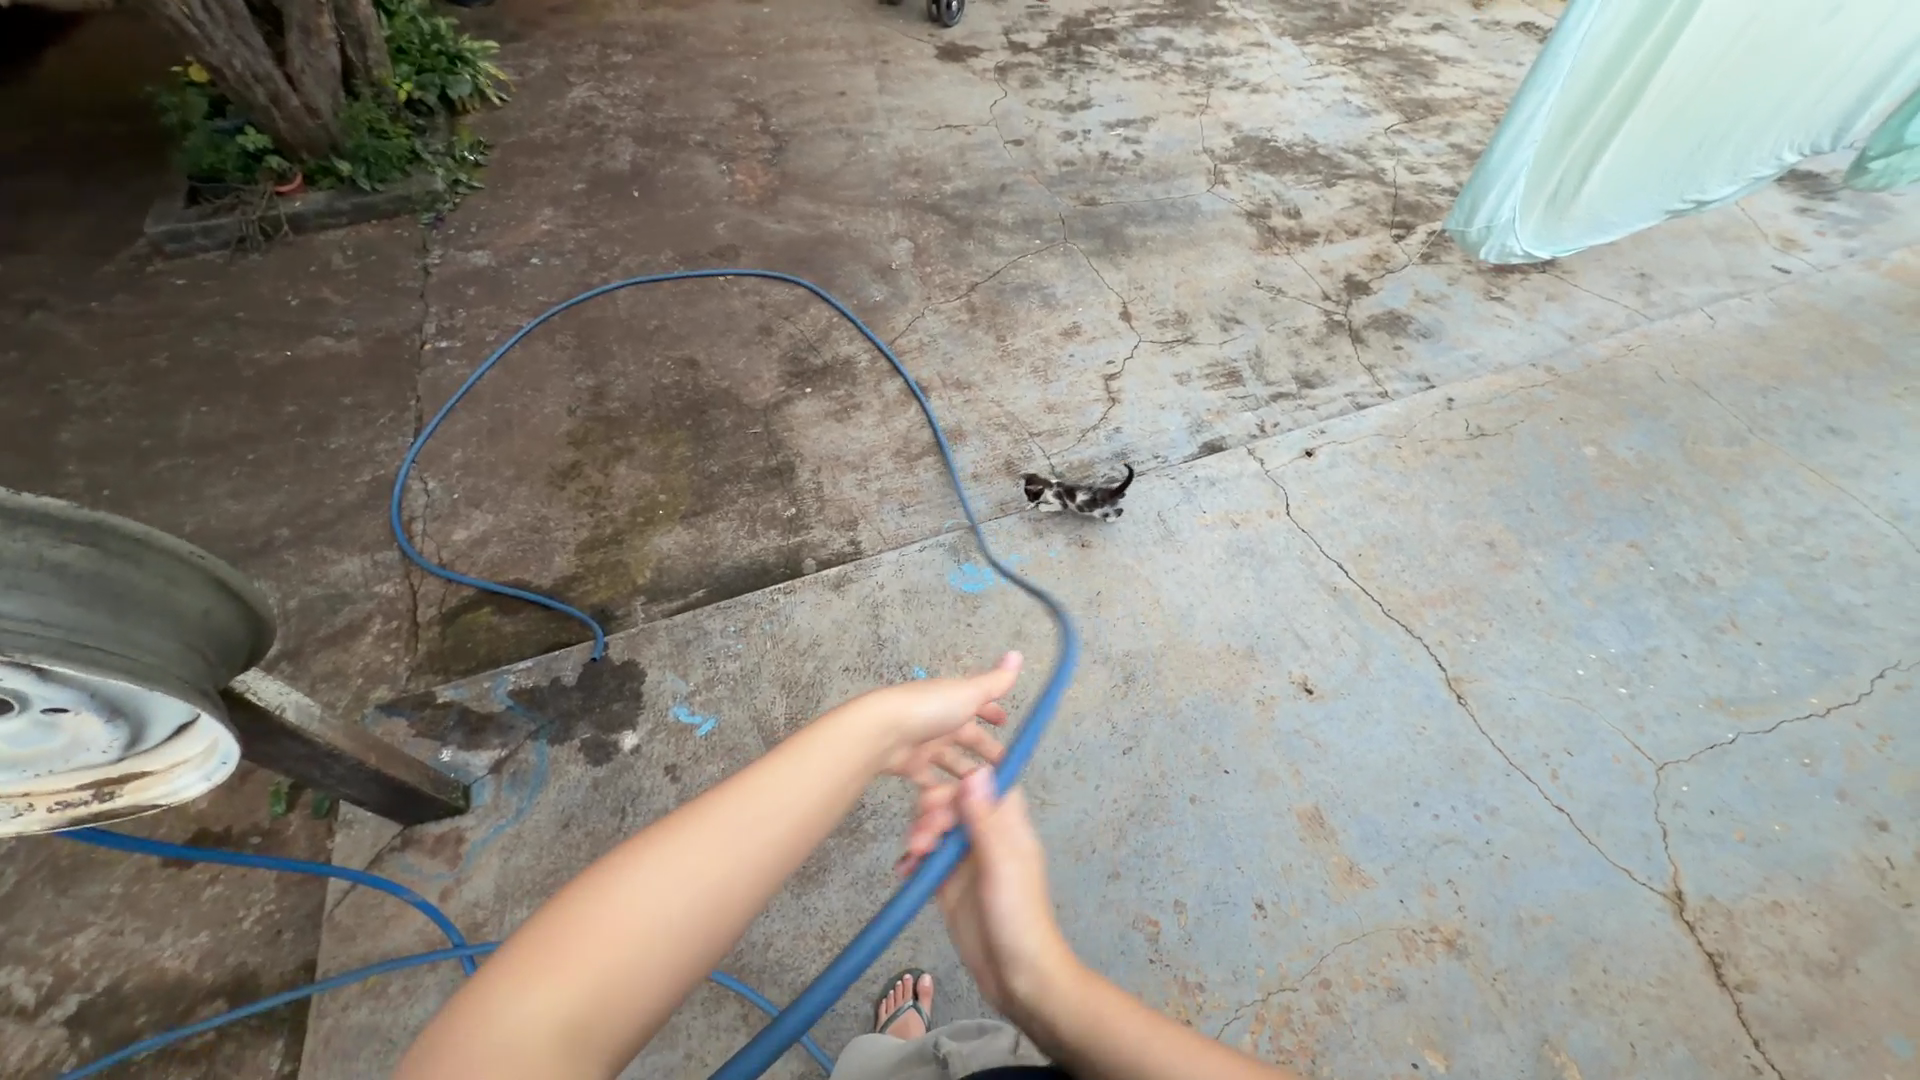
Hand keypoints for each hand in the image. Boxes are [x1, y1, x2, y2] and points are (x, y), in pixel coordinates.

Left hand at [852, 651, 1022, 785]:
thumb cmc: (929, 708)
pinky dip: (940, 789)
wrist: (885, 731)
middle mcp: (940, 720)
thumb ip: (995, 681)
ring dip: (964, 773)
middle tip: (1001, 769)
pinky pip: (929, 779)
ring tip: (981, 790)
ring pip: (950, 760)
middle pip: (966, 738)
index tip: (1005, 724)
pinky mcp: (910, 765)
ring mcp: (924, 743)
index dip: (992, 713)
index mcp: (954, 701)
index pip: (978, 706)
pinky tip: (953, 799)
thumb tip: (1017, 654)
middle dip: (983, 750)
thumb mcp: (969, 692)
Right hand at [928, 769, 1078, 1018]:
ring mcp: (966, 861)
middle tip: (920, 838)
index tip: (940, 800)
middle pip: (954, 804)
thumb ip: (986, 819)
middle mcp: (986, 837)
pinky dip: (913, 860)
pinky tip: (904, 871)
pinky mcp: (948, 885)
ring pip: (937, 828)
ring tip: (912, 856)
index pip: (984, 786)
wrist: (1017, 977)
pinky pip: (926, 860)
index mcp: (1007, 826)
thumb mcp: (1002, 864)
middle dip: (932, 812)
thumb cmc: (1018, 917)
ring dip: (919, 834)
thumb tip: (977, 771)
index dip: (961, 785)